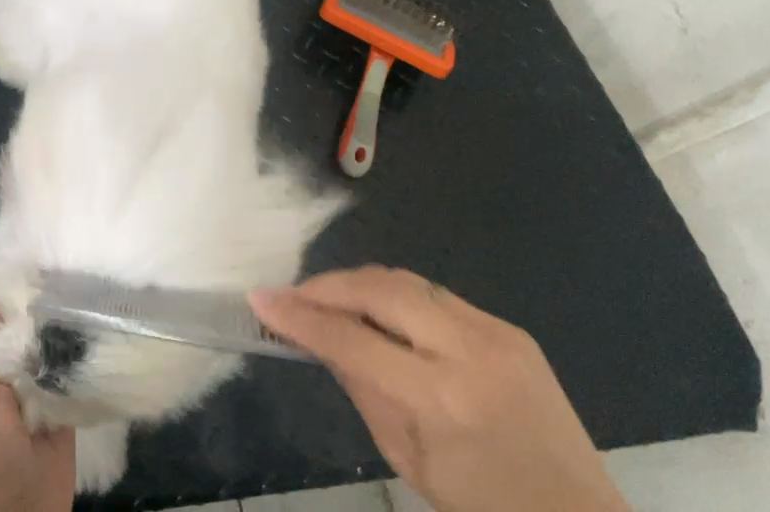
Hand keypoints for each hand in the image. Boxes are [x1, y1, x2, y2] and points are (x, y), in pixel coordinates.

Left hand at [0, 285, 74, 511]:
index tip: (24, 285)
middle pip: (9, 327)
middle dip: (29, 319)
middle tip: (56, 300)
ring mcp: (20, 382)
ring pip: (36, 343)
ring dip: (53, 334)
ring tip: (76, 312)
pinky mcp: (52, 395)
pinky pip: (61, 365)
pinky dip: (70, 355)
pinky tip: (87, 335)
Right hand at [251, 267, 628, 511]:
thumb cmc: (483, 507)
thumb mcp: (407, 458)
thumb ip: (361, 388)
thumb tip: (319, 339)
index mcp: (442, 398)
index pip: (351, 338)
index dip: (299, 316)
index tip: (260, 300)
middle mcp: (471, 350)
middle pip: (379, 288)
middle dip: (326, 285)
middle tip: (290, 296)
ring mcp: (497, 332)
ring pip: (406, 280)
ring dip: (358, 284)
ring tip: (326, 301)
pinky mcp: (509, 328)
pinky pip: (435, 295)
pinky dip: (394, 296)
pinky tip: (377, 315)